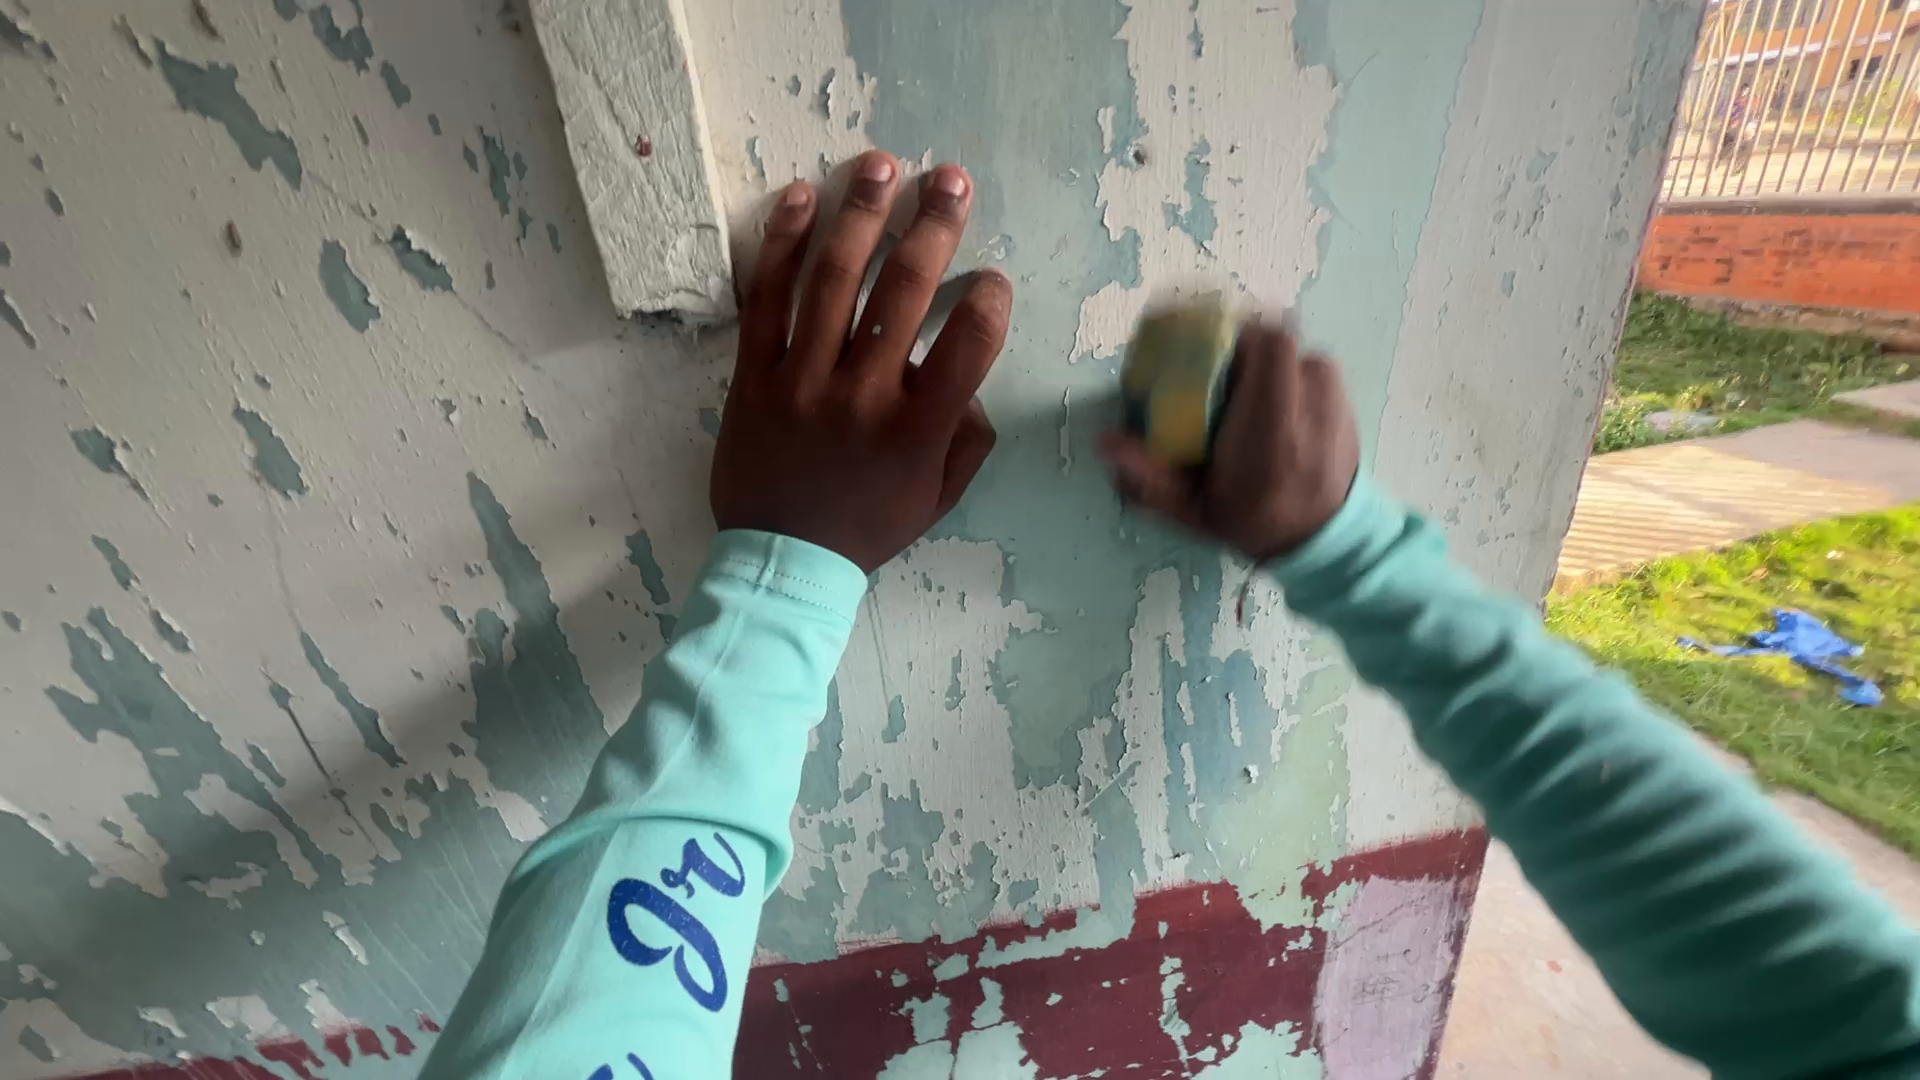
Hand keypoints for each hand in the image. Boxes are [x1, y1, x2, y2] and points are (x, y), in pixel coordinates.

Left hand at [711, 151, 1012, 572]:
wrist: (783, 558)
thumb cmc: (868, 527)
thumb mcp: (938, 499)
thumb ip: (968, 442)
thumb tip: (973, 386)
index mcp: (916, 431)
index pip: (968, 347)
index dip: (990, 301)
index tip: (993, 282)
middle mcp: (863, 397)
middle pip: (903, 294)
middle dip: (934, 227)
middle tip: (951, 181)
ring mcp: (802, 381)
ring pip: (832, 281)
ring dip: (860, 215)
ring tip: (881, 166)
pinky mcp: (753, 375)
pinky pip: (765, 299)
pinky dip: (781, 243)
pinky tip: (801, 199)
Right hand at [1100, 321, 1358, 560]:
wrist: (1323, 537)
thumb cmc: (1250, 520)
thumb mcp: (1191, 509)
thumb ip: (1149, 478)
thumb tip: (1105, 442)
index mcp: (1276, 427)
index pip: (1267, 343)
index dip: (1228, 334)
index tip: (1195, 352)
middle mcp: (1314, 399)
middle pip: (1271, 338)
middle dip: (1233, 351)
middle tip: (1207, 379)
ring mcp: (1335, 394)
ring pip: (1286, 351)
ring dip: (1255, 365)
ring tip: (1234, 397)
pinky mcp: (1342, 394)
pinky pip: (1302, 365)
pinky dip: (1279, 376)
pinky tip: (1263, 407)